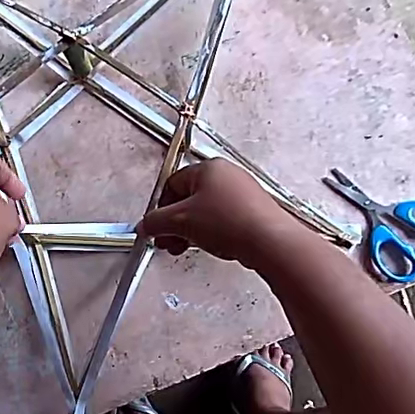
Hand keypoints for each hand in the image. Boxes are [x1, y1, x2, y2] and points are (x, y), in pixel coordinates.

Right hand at [137, 159, 302, 268]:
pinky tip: (211, 246)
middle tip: (169, 240)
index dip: (160, 208)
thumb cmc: (233, 222)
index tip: (156, 226)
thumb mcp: (181, 221)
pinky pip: (224, 220)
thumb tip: (146, 225)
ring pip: (207, 211)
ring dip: (192, 231)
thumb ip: (156, 222)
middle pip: (189, 199)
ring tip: (186, 246)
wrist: (268, 241)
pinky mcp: (253, 212)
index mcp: (208, 167)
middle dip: (176, 224)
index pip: (172, 184)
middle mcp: (227, 176)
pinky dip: (213, 233)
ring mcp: (242, 193)